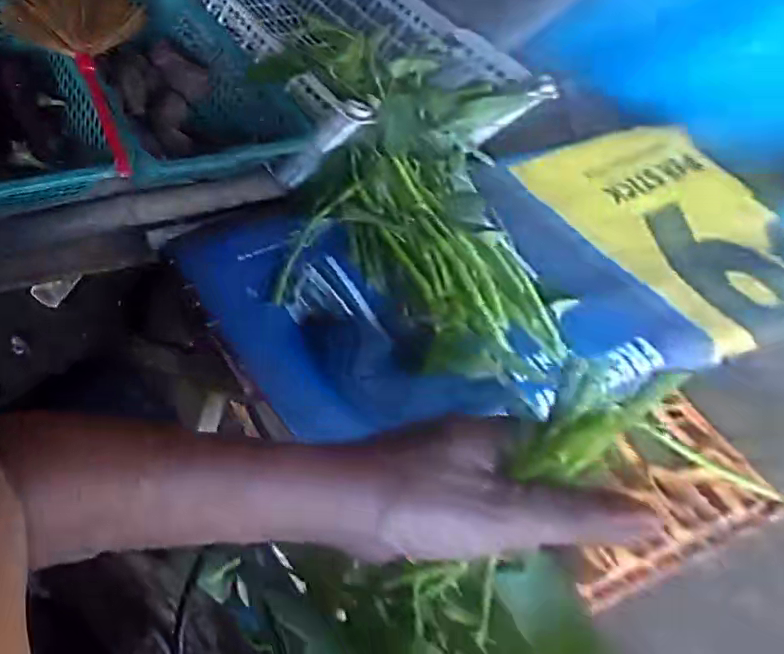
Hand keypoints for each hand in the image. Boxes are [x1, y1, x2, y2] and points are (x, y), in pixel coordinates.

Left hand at [338, 419, 660, 562]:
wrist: (336, 502)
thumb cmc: (421, 501)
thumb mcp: (510, 512)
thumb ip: (576, 512)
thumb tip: (653, 510)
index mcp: (479, 433)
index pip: (551, 441)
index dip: (590, 474)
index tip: (620, 515)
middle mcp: (454, 439)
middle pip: (526, 468)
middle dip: (559, 505)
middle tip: (583, 548)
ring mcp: (429, 461)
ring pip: (497, 489)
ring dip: (524, 521)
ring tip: (547, 556)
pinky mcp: (412, 485)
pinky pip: (467, 503)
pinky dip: (489, 527)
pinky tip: (497, 551)